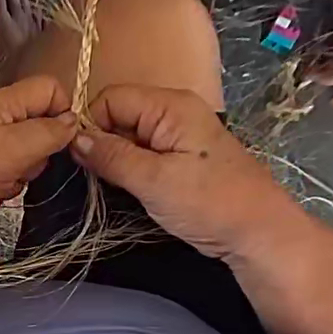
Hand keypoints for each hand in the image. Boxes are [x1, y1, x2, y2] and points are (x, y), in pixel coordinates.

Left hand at [0, 75, 78, 277]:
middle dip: (43, 149)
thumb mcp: (16, 146)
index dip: (62, 110)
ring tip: (5, 181)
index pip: (47, 89)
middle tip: (25, 163)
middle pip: (41, 124)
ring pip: (30, 155)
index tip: (64, 139)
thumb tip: (74, 121)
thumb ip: (50, 130)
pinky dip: (9, 188)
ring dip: (25, 172)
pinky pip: (14, 177)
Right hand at [68, 84, 296, 263]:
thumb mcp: (153, 180)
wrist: (258, 234)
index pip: (111, 99)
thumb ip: (111, 157)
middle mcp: (173, 112)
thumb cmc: (210, 204)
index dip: (92, 125)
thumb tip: (74, 139)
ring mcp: (177, 136)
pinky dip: (131, 170)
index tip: (84, 160)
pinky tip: (132, 190)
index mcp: (170, 106)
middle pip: (118, 116)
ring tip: (117, 187)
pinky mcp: (179, 158)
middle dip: (102, 144)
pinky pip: (142, 154)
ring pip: (128, 138)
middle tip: (99, 179)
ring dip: (116, 161)